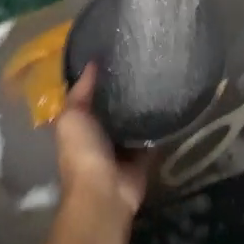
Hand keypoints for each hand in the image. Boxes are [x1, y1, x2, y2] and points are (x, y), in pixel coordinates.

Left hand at [54, 66, 149, 227]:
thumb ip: (81, 91)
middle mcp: (100, 134)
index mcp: (80, 125)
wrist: (105, 192)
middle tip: (143, 59)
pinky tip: (170, 98)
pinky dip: (159, 122)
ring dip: (143, 104)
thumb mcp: (73, 116)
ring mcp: (123, 145)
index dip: (98, 77)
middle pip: (114, 106)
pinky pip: (152, 133)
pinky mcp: (143, 154)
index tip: (115, 51)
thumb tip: (92, 62)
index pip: (89, 96)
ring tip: (159, 72)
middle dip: (124, 88)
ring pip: (134, 118)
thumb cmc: (82, 152)